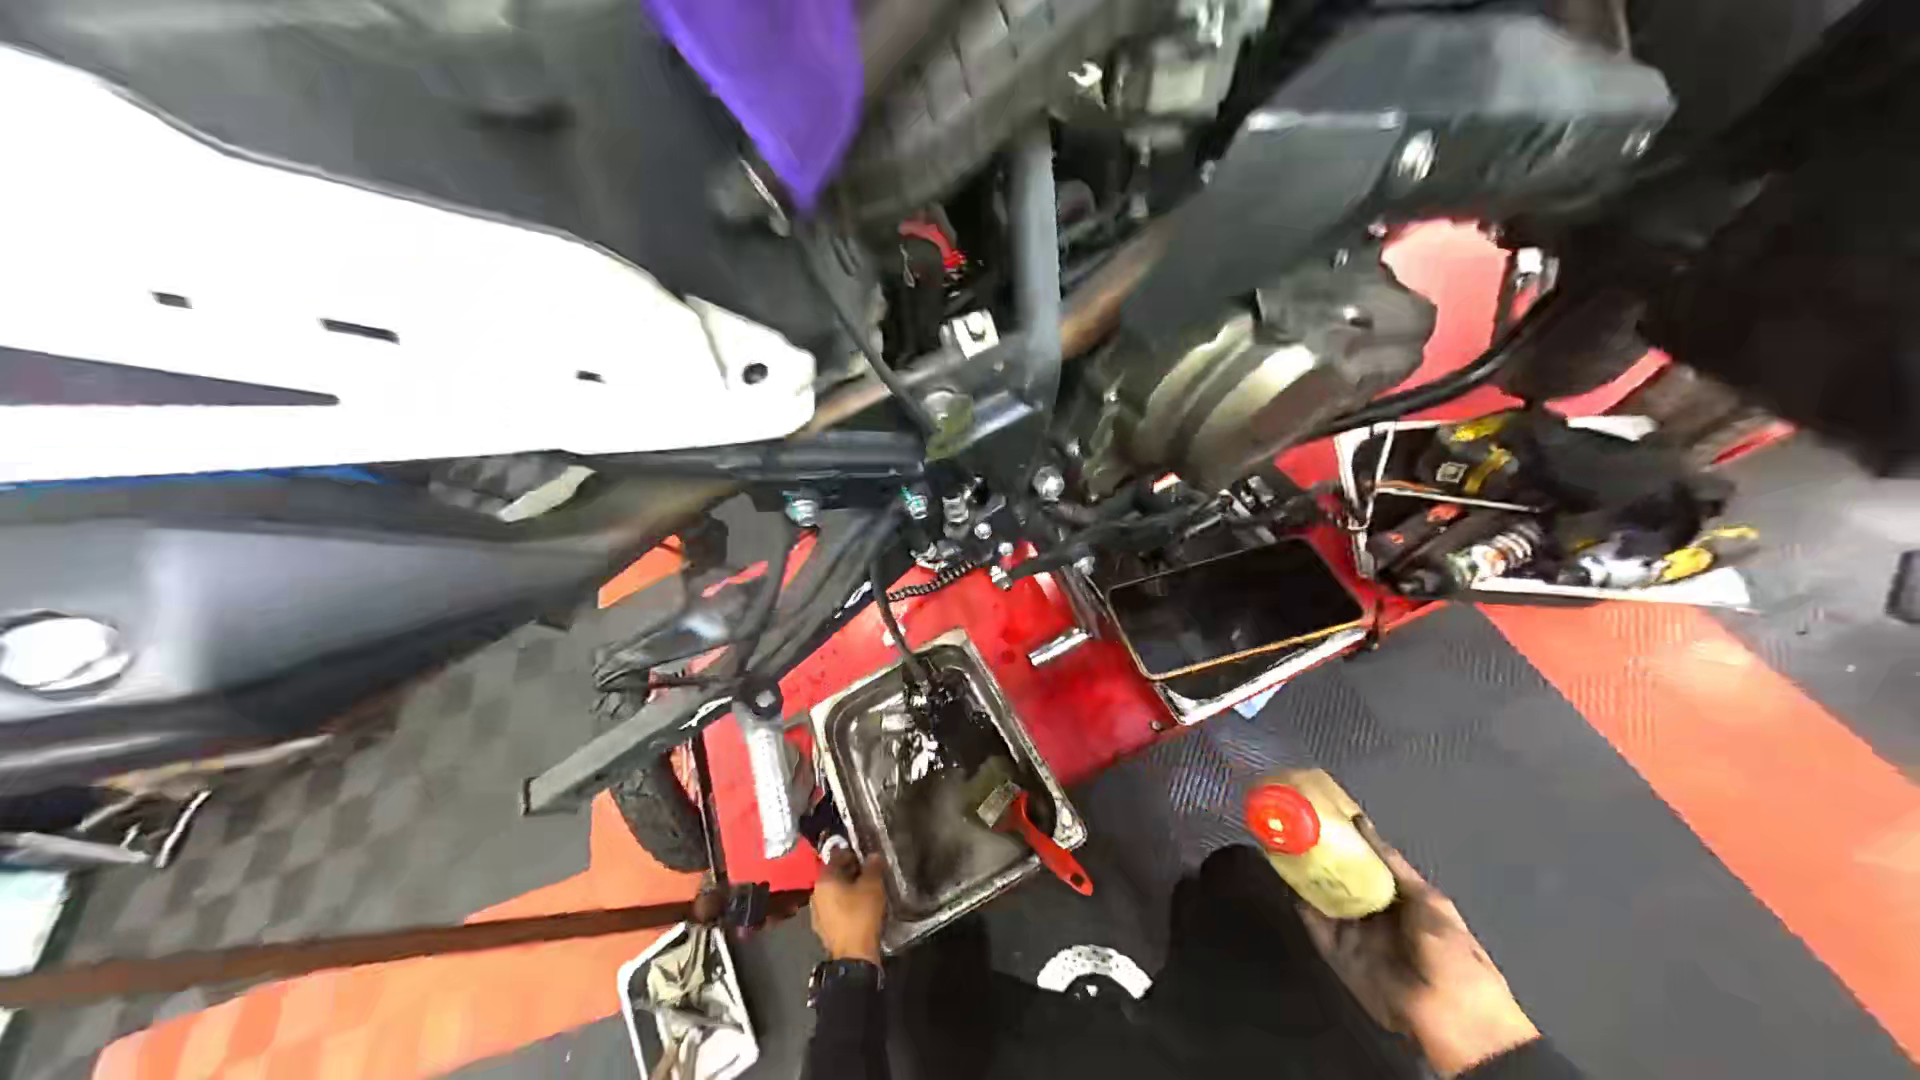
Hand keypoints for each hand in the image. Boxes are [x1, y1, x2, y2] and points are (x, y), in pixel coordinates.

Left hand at [811, 850, 886, 963]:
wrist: (854, 956)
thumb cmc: (861, 914)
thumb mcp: (872, 885)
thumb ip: (873, 866)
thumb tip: (873, 856)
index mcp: (823, 880)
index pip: (836, 856)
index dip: (852, 853)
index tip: (866, 855)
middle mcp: (815, 894)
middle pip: (833, 875)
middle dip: (850, 871)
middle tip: (868, 872)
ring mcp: (817, 913)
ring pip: (833, 892)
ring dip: (847, 888)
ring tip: (866, 890)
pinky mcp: (822, 929)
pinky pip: (834, 908)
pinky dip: (844, 904)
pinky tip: (858, 908)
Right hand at [1299, 818, 1539, 1077]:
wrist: (1454, 1020)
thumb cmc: (1453, 955)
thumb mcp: (1429, 901)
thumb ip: (1392, 864)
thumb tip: (1359, 821)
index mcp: (1395, 895)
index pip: (1362, 858)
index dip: (1343, 835)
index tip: (1318, 808)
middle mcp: (1369, 907)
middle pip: (1337, 872)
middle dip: (1316, 850)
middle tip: (1289, 820)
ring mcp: (1351, 928)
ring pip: (1319, 892)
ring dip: (1301, 870)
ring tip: (1277, 839)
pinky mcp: (1334, 949)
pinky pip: (1312, 920)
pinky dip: (1297, 898)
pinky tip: (1283, 874)